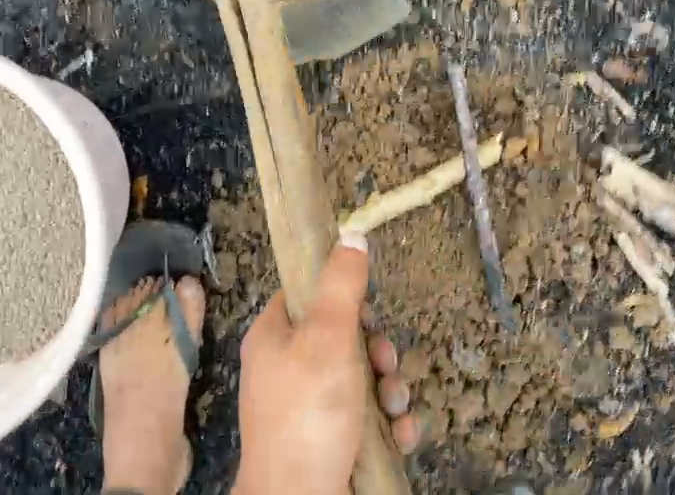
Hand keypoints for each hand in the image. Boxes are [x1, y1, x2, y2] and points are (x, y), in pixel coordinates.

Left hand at [233, 232, 417, 493]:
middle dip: (377, 351)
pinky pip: (369, 418)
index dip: (340, 295)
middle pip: (344, 337)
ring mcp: (309, 409)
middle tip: (385, 362)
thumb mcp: (327, 336)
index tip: (365, 308)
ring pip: (363, 379)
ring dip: (390, 388)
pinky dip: (389, 423)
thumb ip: (342, 285)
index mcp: (273, 338)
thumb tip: (352, 232)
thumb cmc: (307, 412)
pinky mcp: (331, 442)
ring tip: (395, 406)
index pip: (306, 294)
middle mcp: (287, 370)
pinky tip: (401, 432)